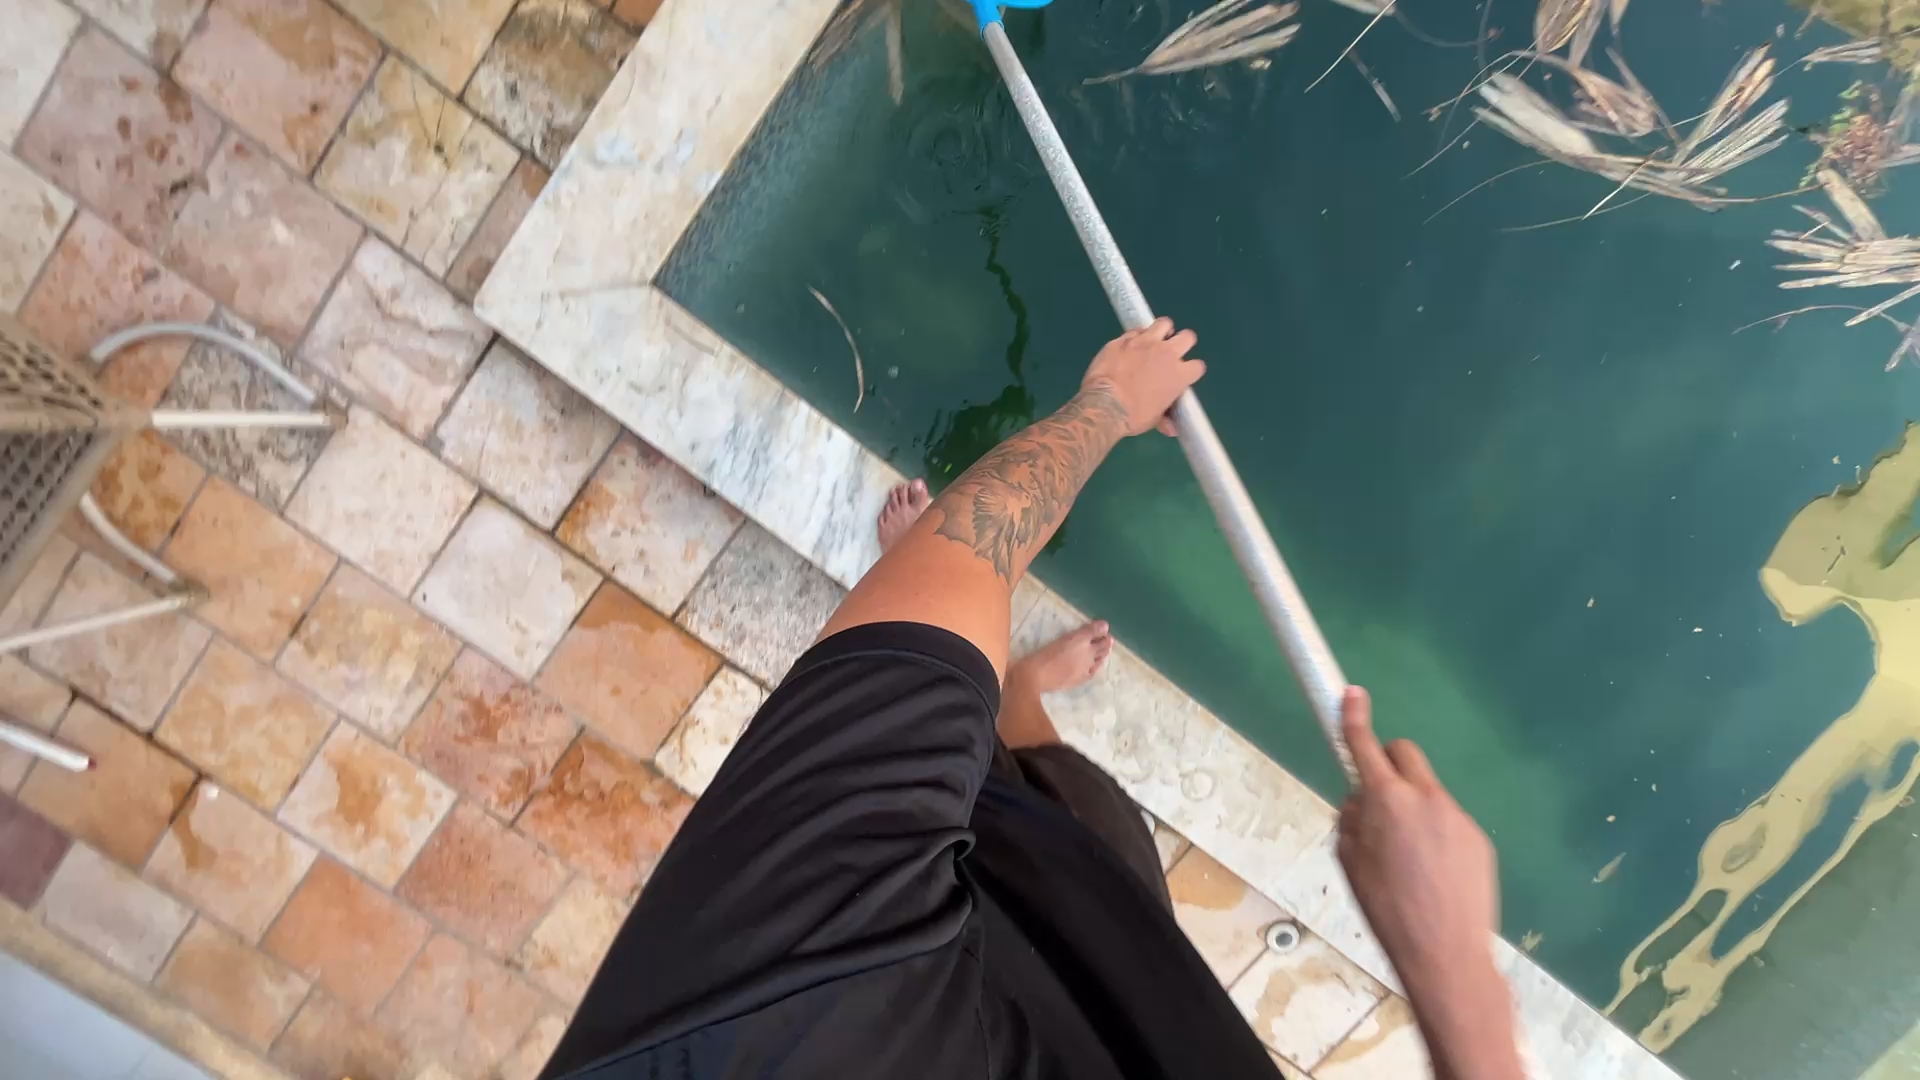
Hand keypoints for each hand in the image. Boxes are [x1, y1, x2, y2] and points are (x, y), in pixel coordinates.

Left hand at [1081, 317, 1205, 435]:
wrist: (1104, 405)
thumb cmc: (1133, 416)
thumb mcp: (1152, 420)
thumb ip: (1163, 419)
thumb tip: (1171, 430)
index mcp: (1179, 375)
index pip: (1198, 366)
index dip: (1190, 371)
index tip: (1182, 376)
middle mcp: (1167, 353)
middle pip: (1188, 337)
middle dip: (1182, 343)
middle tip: (1171, 352)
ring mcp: (1145, 342)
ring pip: (1164, 323)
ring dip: (1162, 330)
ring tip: (1154, 340)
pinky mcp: (1124, 339)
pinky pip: (1136, 330)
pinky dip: (1136, 336)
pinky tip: (1130, 345)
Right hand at [1337, 687, 1523, 1079]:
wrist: (1447, 955)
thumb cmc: (1384, 906)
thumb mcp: (1348, 858)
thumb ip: (1351, 817)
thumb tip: (1362, 798)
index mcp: (1386, 800)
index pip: (1364, 745)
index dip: (1354, 716)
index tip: (1351, 692)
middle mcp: (1425, 798)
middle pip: (1404, 752)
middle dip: (1387, 761)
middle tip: (1377, 793)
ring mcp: (1458, 817)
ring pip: (1426, 788)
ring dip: (1410, 801)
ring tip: (1407, 851)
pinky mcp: (1479, 838)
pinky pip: (1447, 817)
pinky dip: (1433, 828)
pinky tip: (1432, 869)